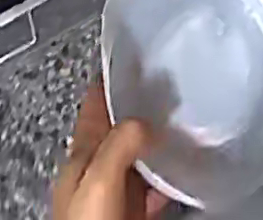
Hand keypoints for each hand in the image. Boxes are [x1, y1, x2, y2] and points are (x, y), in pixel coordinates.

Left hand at [53, 80, 168, 219]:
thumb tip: (149, 123)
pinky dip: (166, 168)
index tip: (141, 57)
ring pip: (136, 150)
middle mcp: (94, 168)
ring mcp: (111, 190)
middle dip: (143, 103)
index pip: (96, 100)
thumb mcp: (100, 176)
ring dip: (157, 135)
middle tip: (171, 85)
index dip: (115, 76)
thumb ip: (121, 140)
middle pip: (119, 123)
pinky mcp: (129, 211)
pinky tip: (181, 163)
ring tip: (182, 119)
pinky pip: (151, 180)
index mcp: (80, 152)